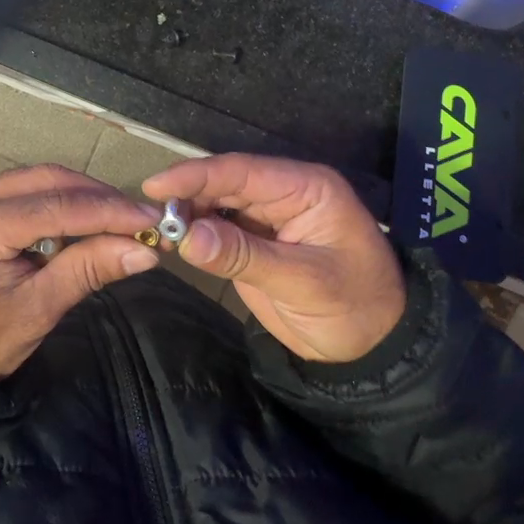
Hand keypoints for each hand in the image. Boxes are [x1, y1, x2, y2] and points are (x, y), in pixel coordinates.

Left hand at [0, 165, 162, 378]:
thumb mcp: (38, 309)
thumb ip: (88, 269)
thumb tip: (145, 251)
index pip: (53, 206)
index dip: (107, 211)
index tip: (151, 221)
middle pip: (44, 180)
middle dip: (97, 197)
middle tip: (140, 220)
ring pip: (34, 180)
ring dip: (80, 196)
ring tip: (120, 221)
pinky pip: (20, 191)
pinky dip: (56, 202)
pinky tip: (84, 221)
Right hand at [144, 154, 404, 363]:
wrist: (373, 351)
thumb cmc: (354, 308)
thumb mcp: (303, 282)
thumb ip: (244, 256)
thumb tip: (188, 236)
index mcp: (306, 188)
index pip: (243, 172)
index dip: (196, 176)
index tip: (155, 186)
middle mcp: (283, 194)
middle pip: (223, 184)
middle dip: (187, 197)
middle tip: (151, 218)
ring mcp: (266, 217)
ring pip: (215, 203)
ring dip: (186, 215)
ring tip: (157, 232)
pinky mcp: (253, 240)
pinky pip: (216, 227)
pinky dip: (194, 233)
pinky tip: (174, 241)